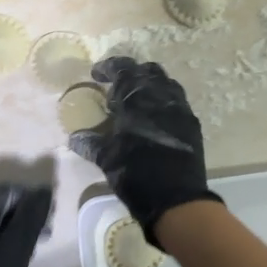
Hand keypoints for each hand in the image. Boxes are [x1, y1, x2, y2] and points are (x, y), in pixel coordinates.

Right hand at [68, 56, 221, 247]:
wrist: (176, 198)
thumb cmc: (135, 173)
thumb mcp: (106, 158)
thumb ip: (90, 143)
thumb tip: (75, 137)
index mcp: (137, 98)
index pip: (123, 69)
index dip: (108, 67)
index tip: (97, 73)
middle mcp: (161, 96)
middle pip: (148, 71)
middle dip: (131, 73)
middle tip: (117, 86)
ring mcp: (180, 109)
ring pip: (166, 84)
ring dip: (150, 86)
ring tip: (136, 100)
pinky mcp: (192, 124)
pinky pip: (177, 102)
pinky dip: (163, 102)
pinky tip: (154, 118)